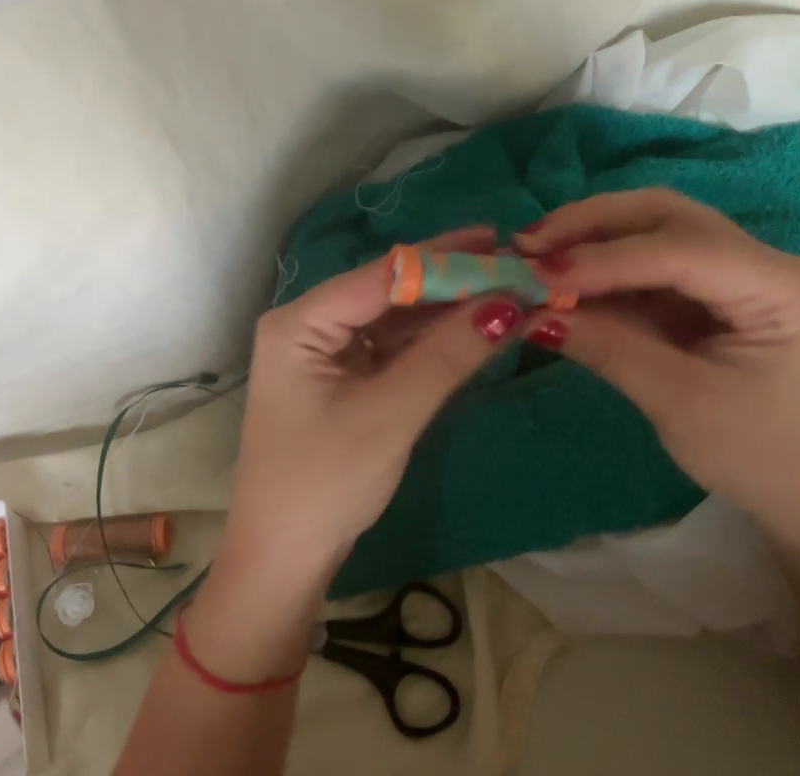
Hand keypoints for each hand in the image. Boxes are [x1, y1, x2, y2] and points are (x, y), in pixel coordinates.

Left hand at [226, 227, 525, 592]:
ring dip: (445, 312)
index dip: (444, 259)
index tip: (504, 243)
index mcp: (299, 323)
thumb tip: (510, 302)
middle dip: (449, 281)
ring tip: (508, 291)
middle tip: (515, 263)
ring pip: (392, 320)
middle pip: (386, 292)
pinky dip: (430, 344)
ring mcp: (323, 355)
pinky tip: (474, 329)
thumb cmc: (326, 481)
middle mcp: (306, 326)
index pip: (380, 276)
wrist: (283, 556)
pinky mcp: (340, 381)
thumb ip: (447, 355)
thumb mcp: (390, 414)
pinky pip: (390, 350)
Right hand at [514, 190, 799, 540]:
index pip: (678, 249)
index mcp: (778, 286)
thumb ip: (607, 347)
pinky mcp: (709, 294)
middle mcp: (761, 262)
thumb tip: (529, 313)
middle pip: (665, 215)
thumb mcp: (680, 404)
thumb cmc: (762, 456)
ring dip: (591, 238)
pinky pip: (647, 264)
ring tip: (534, 256)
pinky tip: (561, 279)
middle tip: (528, 246)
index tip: (536, 271)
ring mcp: (735, 274)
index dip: (603, 256)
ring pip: (652, 229)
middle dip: (591, 224)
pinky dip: (601, 268)